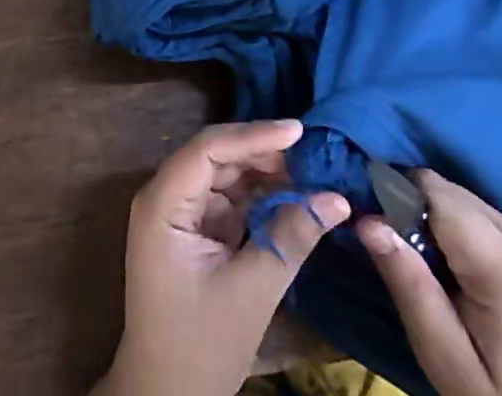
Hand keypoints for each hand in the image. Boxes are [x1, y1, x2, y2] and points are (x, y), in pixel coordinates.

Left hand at [95, 120, 349, 395]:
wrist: (167, 394)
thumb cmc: (199, 345)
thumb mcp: (251, 292)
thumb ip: (291, 238)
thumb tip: (338, 198)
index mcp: (162, 206)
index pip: (208, 150)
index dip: (253, 135)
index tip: (299, 131)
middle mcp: (167, 198)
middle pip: (218, 156)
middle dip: (265, 152)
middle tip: (315, 153)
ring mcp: (182, 212)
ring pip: (228, 173)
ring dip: (268, 172)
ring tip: (313, 171)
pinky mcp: (198, 228)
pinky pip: (233, 196)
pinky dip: (264, 195)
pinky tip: (296, 194)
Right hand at [357, 171, 501, 395]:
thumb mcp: (444, 354)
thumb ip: (408, 282)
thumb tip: (365, 220)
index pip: (433, 190)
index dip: (393, 194)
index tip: (366, 222)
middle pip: (447, 191)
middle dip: (410, 207)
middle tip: (388, 249)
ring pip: (461, 199)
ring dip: (430, 218)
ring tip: (415, 263)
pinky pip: (478, 216)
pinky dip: (452, 228)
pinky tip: (445, 267)